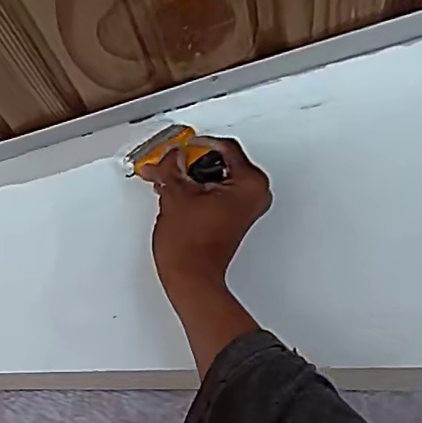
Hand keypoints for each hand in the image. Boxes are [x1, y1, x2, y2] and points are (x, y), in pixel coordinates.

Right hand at [139, 136, 270, 374]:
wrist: (189, 277)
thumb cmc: (191, 248)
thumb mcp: (176, 196)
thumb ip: (173, 167)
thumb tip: (172, 155)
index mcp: (250, 184)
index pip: (223, 148)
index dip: (195, 145)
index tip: (179, 145)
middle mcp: (253, 195)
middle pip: (219, 163)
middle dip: (189, 164)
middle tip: (170, 163)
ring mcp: (243, 209)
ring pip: (214, 180)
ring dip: (189, 180)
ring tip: (167, 181)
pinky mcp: (230, 220)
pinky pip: (214, 196)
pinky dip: (195, 194)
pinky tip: (175, 196)